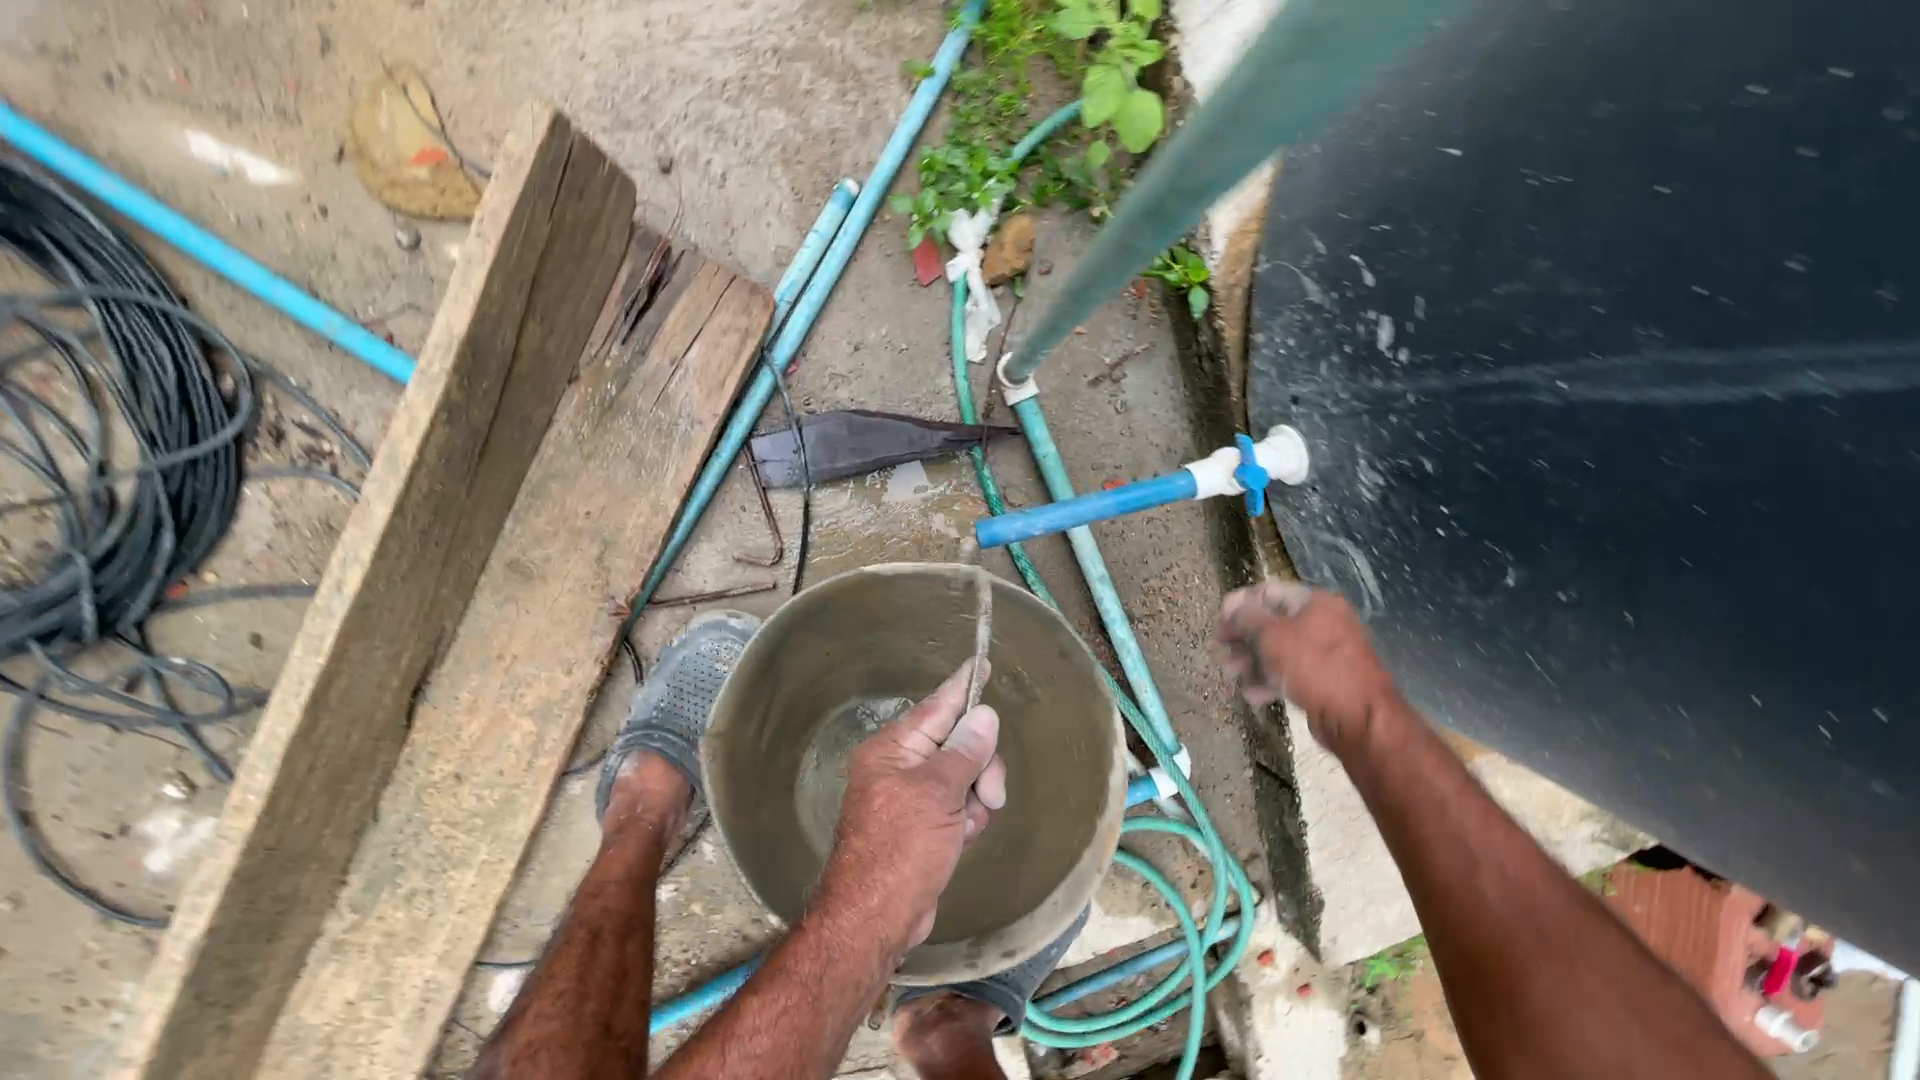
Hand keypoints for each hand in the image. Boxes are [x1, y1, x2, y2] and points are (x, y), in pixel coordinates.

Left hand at [818, 659, 1007, 951]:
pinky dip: (966, 821)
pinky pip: (958, 806)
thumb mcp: (937, 794)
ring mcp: (911, 798)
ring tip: (965, 827)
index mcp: (893, 749)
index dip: (963, 687)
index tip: (981, 662)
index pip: (937, 706)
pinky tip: (960, 840)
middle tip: (990, 794)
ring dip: (975, 801)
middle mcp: (900, 767)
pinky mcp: (923, 826)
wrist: (876, 918)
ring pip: (964, 778)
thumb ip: (964, 752)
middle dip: (980, 768)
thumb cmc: (900, 849)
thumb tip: (984, 715)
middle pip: (958, 745)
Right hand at [1214, 581, 1399, 756]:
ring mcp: (1324, 653)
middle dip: (1242, 640)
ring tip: (1232, 676)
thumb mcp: (1272, 637)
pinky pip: (1290, 673)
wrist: (1358, 717)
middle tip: (1220, 652)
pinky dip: (1269, 681)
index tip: (1219, 623)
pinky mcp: (1323, 680)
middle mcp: (1322, 623)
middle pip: (1270, 624)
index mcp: (1314, 603)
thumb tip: (1232, 606)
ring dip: (1251, 663)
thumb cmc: (1314, 667)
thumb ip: (1246, 618)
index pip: (1268, 593)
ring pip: (1277, 651)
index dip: (1239, 605)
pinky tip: (1254, 695)